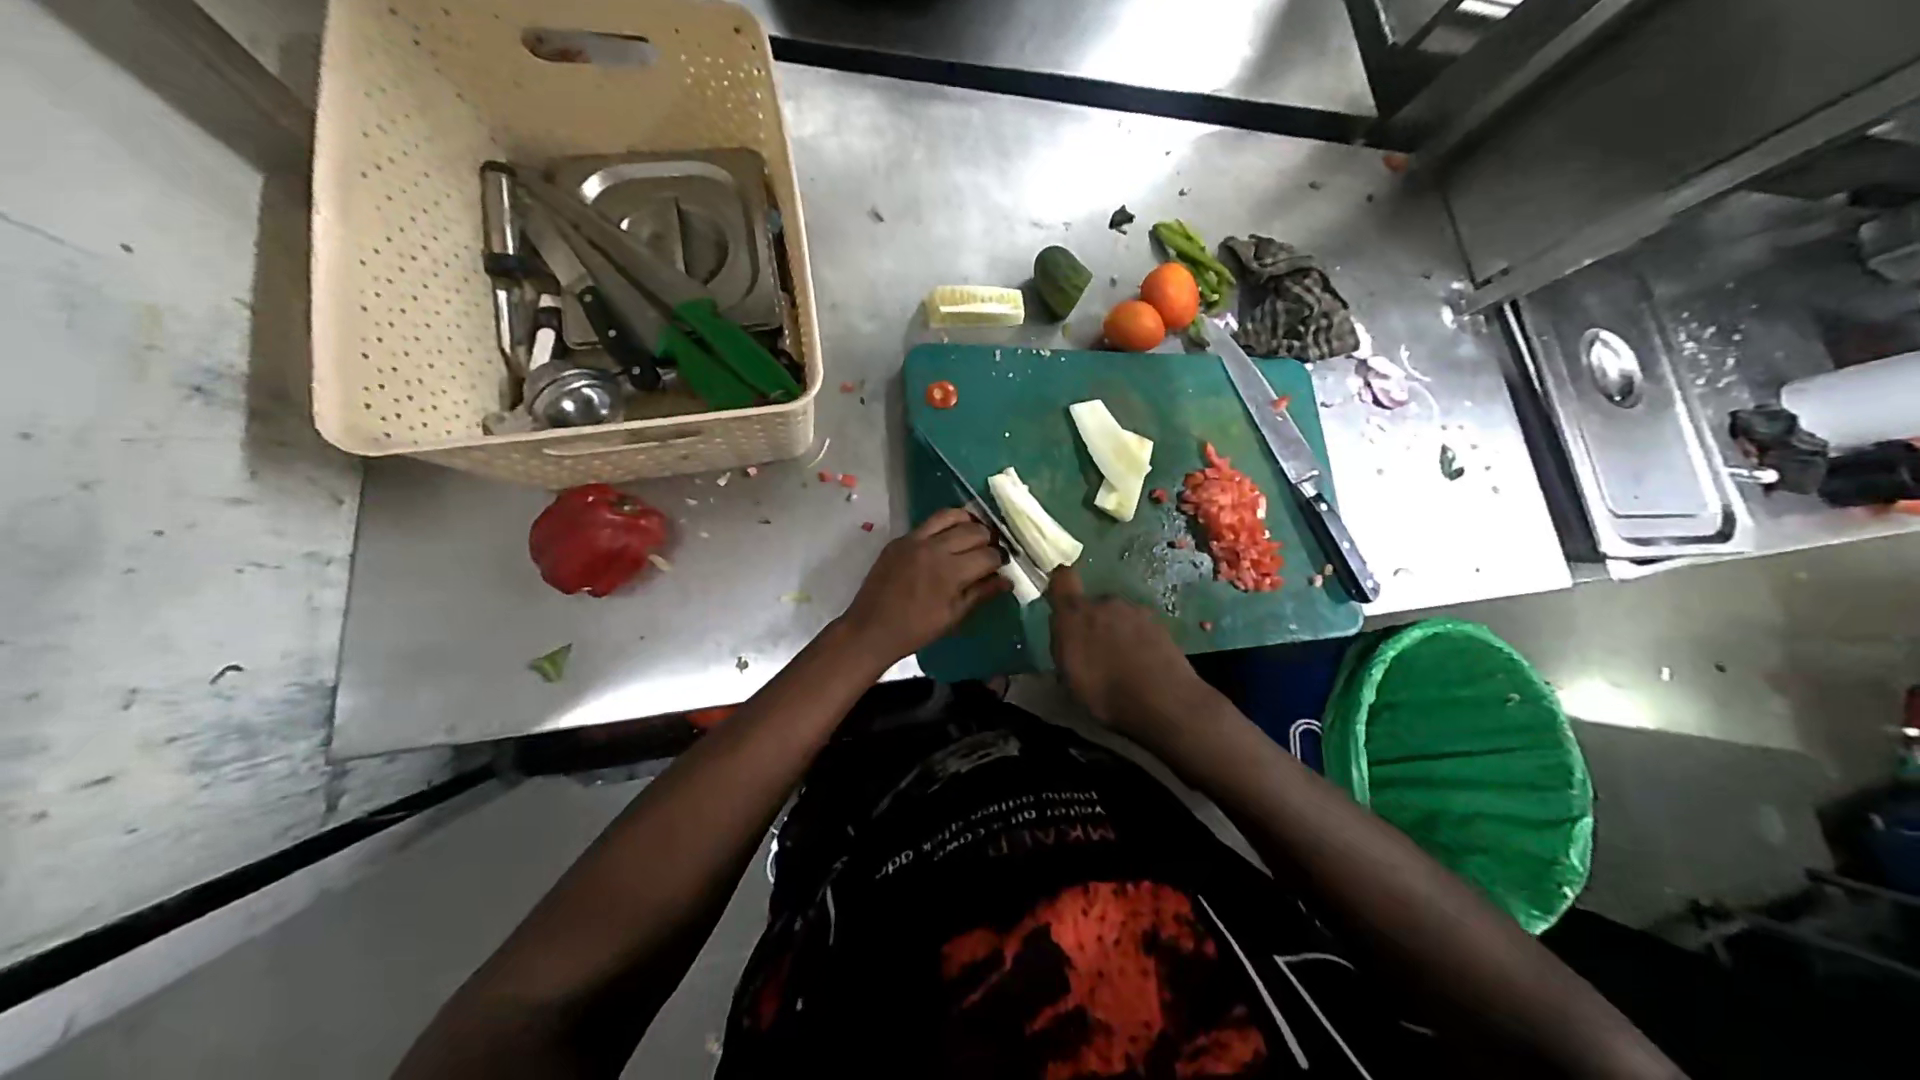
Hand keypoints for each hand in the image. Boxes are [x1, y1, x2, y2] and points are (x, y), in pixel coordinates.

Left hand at [838, 508, 1010, 664]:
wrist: (872, 628)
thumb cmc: (917, 629)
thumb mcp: (954, 615)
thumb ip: (981, 593)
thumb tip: (1007, 580)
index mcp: (951, 571)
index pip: (988, 554)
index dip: (1000, 559)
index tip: (1002, 565)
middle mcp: (935, 548)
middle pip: (974, 531)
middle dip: (989, 539)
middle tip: (990, 550)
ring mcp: (915, 540)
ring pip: (951, 516)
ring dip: (968, 522)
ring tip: (974, 533)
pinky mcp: (900, 539)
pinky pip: (929, 523)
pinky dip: (944, 525)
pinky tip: (948, 537)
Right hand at [1047, 566, 1208, 741]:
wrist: (1163, 700)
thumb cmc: (1105, 693)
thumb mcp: (1068, 677)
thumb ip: (1064, 645)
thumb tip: (1066, 633)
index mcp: (1075, 613)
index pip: (1063, 578)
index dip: (1061, 585)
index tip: (1061, 600)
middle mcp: (1105, 603)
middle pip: (1094, 605)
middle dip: (1094, 623)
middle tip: (1097, 653)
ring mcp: (1135, 611)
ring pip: (1120, 616)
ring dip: (1119, 632)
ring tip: (1124, 663)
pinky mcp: (1160, 623)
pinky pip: (1141, 627)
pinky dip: (1140, 640)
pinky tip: (1144, 665)